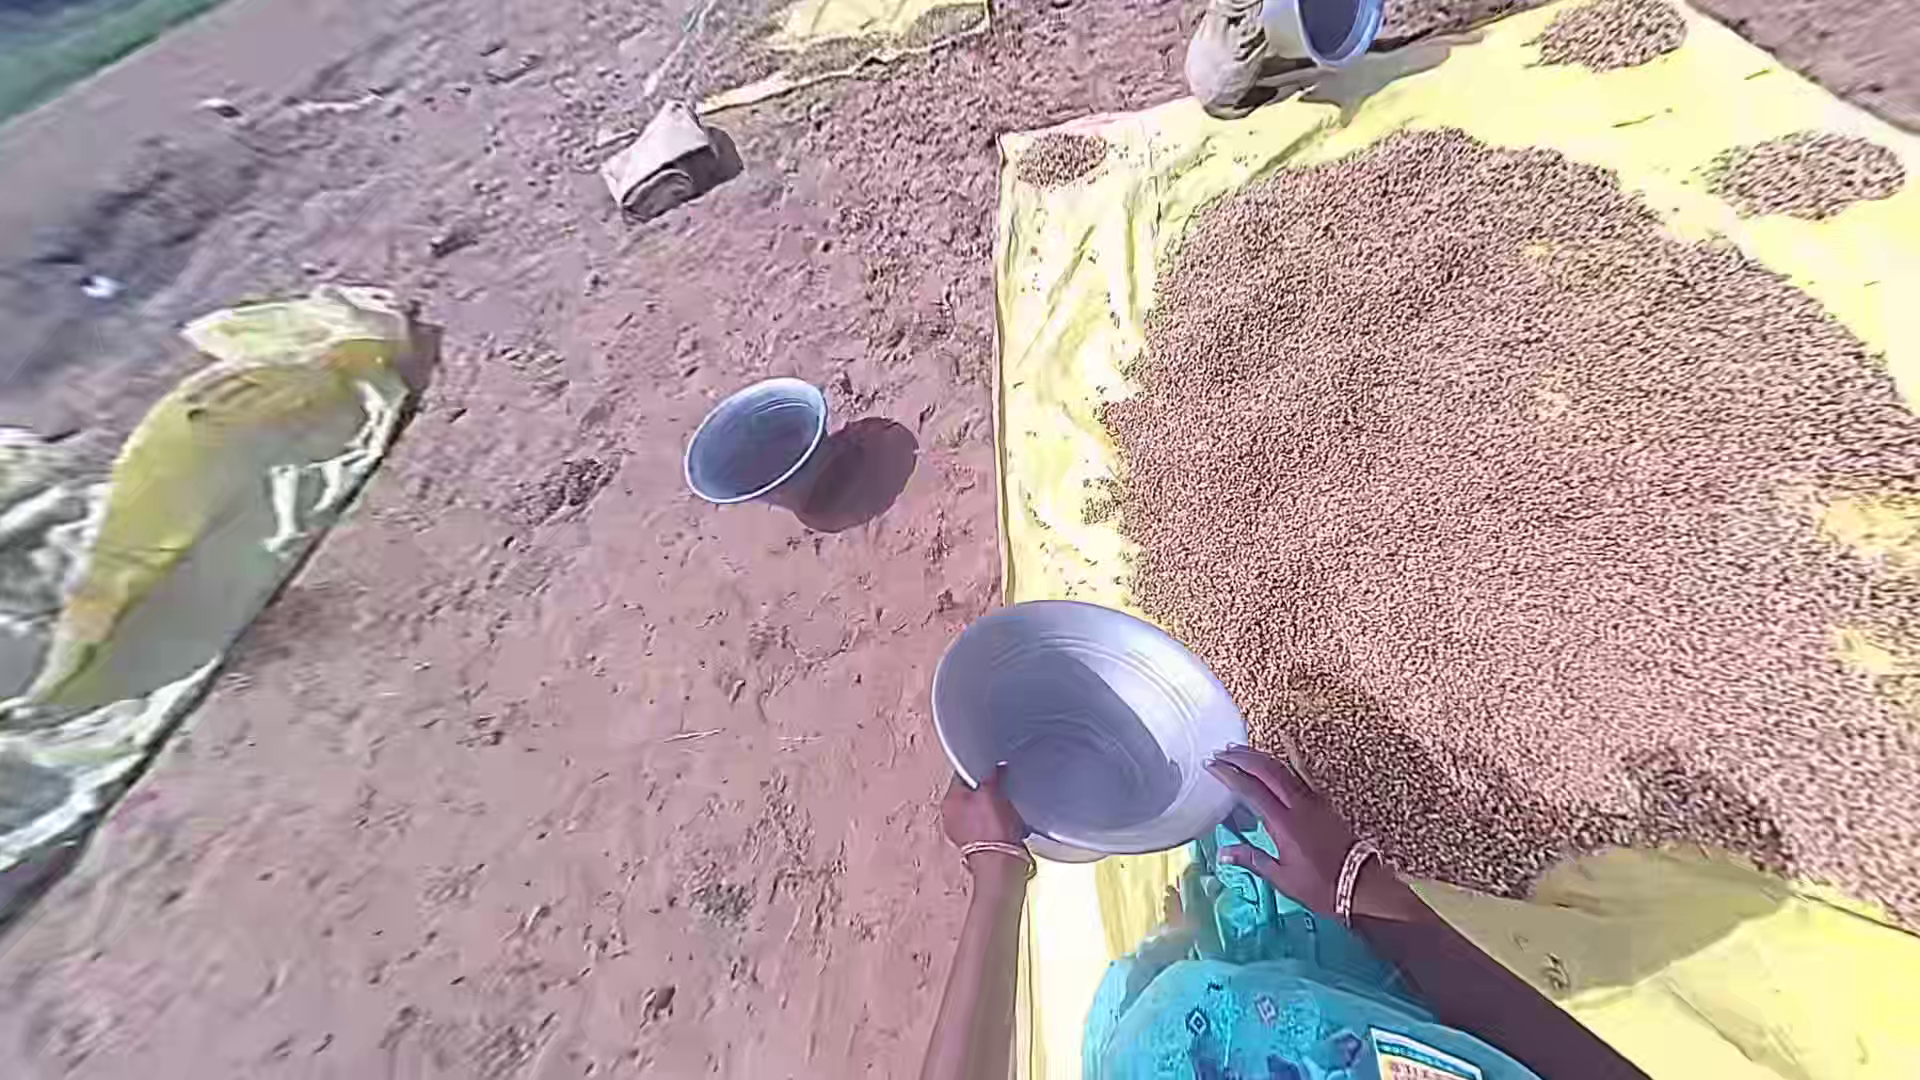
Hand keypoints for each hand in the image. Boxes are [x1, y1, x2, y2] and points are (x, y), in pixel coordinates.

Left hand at [941, 764, 1025, 847]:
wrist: (1001, 863)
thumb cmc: (993, 829)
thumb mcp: (993, 792)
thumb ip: (991, 775)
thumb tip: (994, 769)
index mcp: (949, 800)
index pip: (961, 775)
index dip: (977, 770)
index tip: (990, 769)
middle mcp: (949, 816)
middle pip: (968, 792)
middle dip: (983, 789)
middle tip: (998, 788)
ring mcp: (959, 831)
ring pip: (975, 808)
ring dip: (988, 806)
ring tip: (1002, 807)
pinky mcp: (972, 843)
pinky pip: (981, 824)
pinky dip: (990, 821)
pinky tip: (1002, 822)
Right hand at [1206, 745, 1420, 919]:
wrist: (1364, 887)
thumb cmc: (1321, 887)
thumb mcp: (1283, 878)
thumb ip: (1252, 859)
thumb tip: (1222, 854)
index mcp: (1284, 823)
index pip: (1250, 789)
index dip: (1229, 774)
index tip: (1211, 766)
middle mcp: (1297, 804)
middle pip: (1265, 770)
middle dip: (1240, 758)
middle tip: (1219, 753)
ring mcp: (1312, 799)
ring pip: (1281, 767)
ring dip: (1257, 755)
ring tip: (1237, 749)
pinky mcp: (1322, 800)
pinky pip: (1299, 772)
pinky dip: (1286, 757)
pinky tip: (1279, 746)